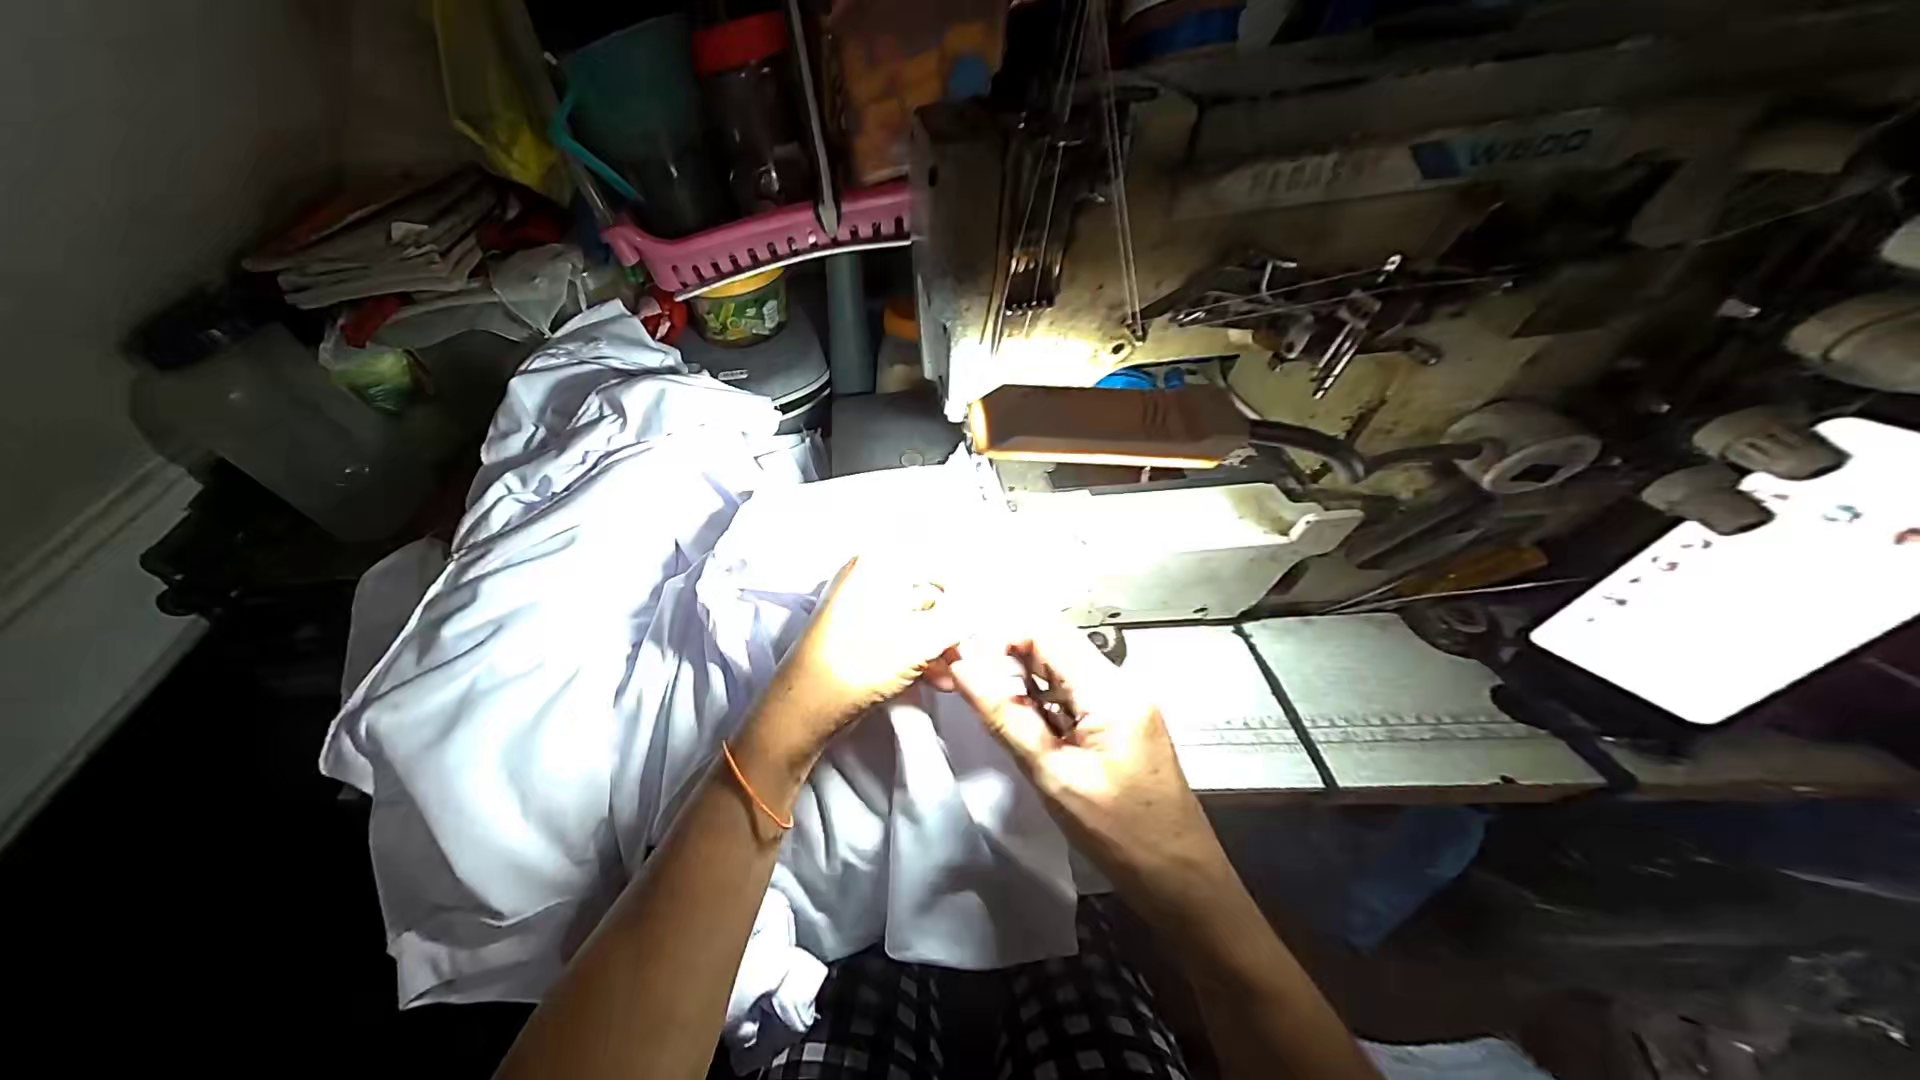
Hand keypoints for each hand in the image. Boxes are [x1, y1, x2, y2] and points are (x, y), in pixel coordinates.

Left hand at [737, 555, 962, 780]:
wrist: (804, 709)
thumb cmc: (860, 663)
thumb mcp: (921, 639)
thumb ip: (962, 618)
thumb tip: (987, 605)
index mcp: (880, 564)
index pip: (940, 565)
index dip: (967, 594)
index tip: (984, 621)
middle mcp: (870, 577)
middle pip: (930, 594)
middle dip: (955, 627)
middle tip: (972, 652)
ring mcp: (864, 607)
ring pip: (918, 620)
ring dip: (942, 646)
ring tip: (956, 673)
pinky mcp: (861, 636)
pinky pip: (902, 637)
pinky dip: (922, 655)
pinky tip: (940, 680)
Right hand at [944, 627, 1229, 901]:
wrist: (1180, 877)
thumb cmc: (1119, 833)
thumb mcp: (1053, 776)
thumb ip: (1005, 717)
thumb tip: (963, 670)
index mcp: (1110, 690)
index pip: (1046, 632)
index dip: (999, 638)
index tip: (964, 662)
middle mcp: (1121, 683)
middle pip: (1054, 645)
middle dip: (1007, 657)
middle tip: (967, 683)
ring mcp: (1125, 701)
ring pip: (1062, 669)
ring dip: (1023, 680)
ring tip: (989, 705)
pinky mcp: (1122, 720)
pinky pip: (1075, 693)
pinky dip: (1044, 701)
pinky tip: (1023, 723)